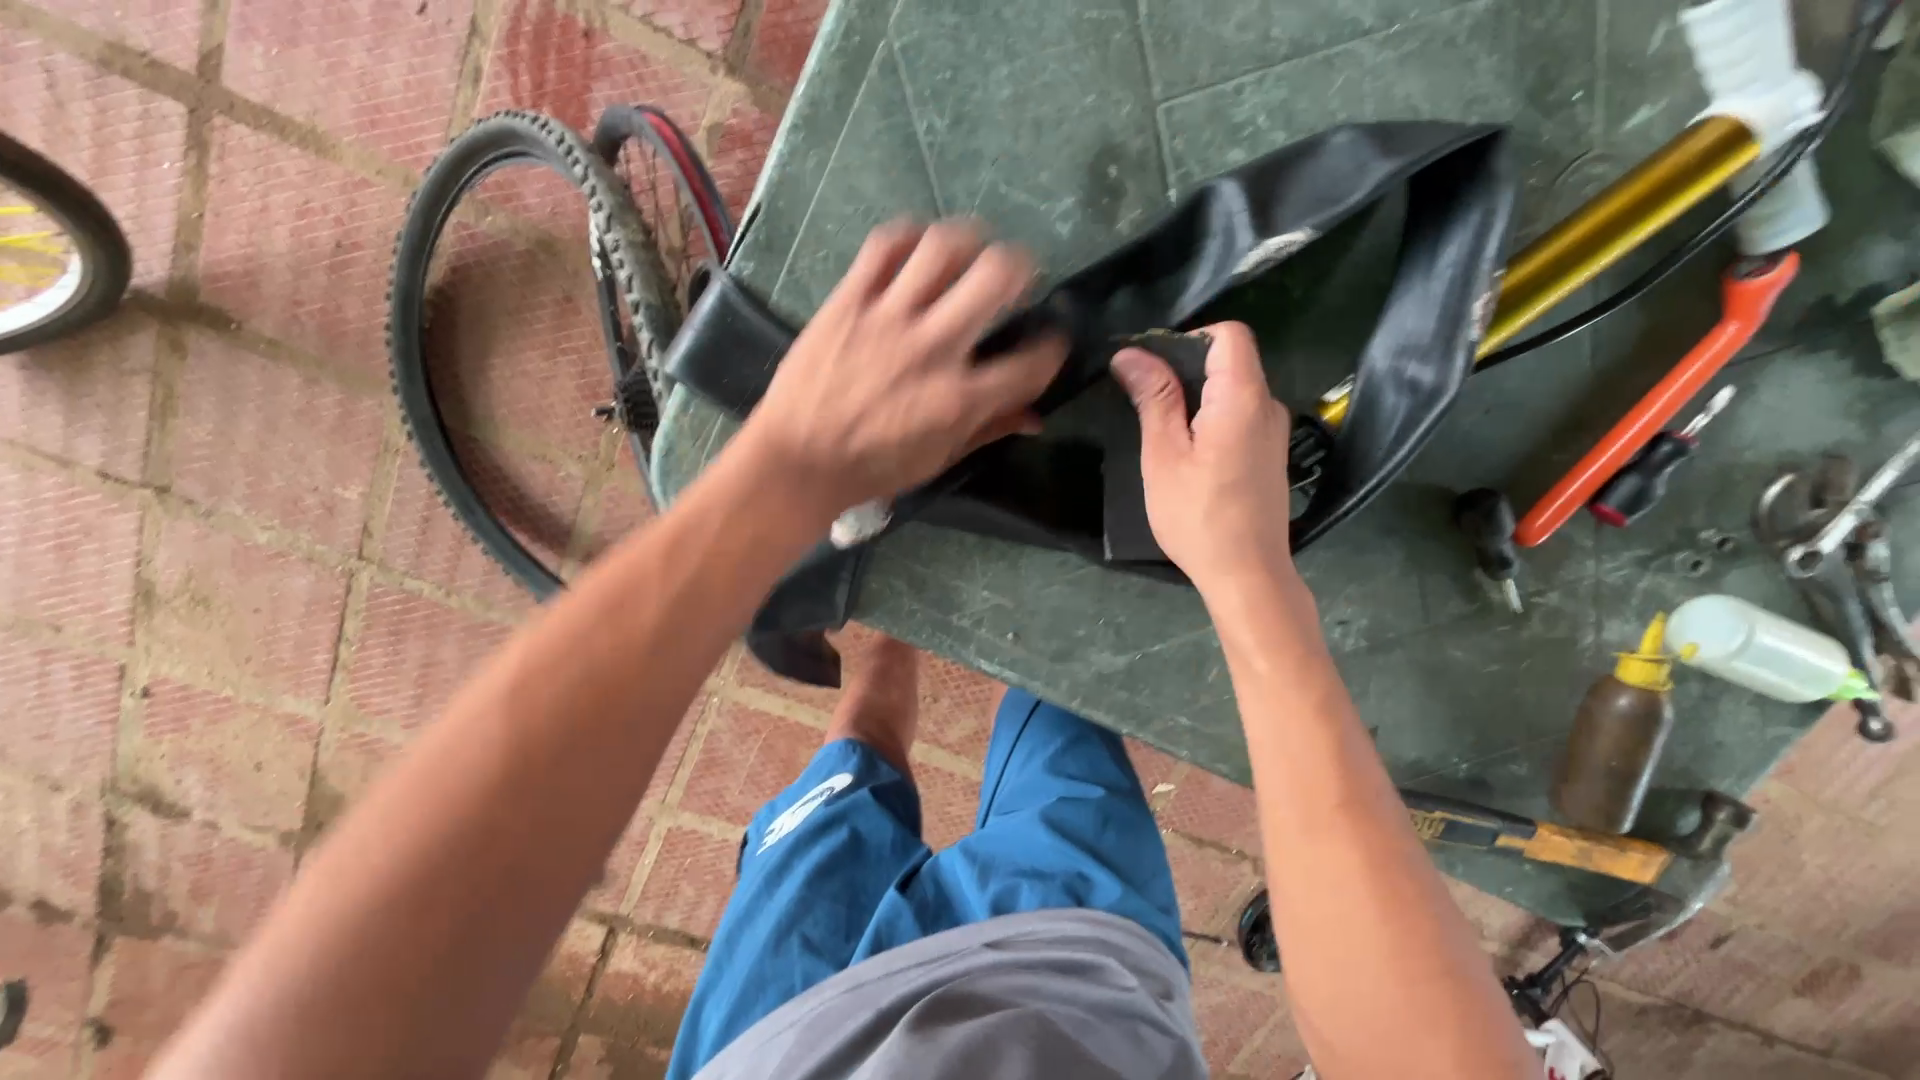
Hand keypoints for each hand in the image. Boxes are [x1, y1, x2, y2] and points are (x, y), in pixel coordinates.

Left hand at [741, 221, 1067, 514]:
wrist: (797, 461)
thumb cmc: (872, 468)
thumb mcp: (939, 458)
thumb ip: (990, 429)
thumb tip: (1034, 415)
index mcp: (958, 400)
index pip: (1032, 360)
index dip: (1053, 347)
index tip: (1047, 341)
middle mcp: (932, 348)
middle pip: (998, 276)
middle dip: (1023, 267)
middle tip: (1015, 277)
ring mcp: (888, 318)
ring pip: (943, 246)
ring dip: (971, 240)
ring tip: (971, 251)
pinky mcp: (849, 300)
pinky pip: (885, 245)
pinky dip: (910, 236)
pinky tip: (919, 248)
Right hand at [1110, 322, 1295, 592]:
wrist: (1247, 574)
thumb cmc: (1198, 517)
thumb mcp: (1164, 455)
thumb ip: (1153, 398)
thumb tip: (1130, 354)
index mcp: (1242, 397)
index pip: (1228, 334)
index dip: (1188, 339)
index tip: (1152, 367)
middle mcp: (1268, 404)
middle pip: (1231, 358)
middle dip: (1185, 367)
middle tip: (1144, 399)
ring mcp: (1274, 430)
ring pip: (1234, 387)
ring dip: (1196, 395)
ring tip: (1162, 428)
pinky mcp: (1271, 452)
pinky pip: (1240, 413)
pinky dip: (1212, 415)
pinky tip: (1188, 449)